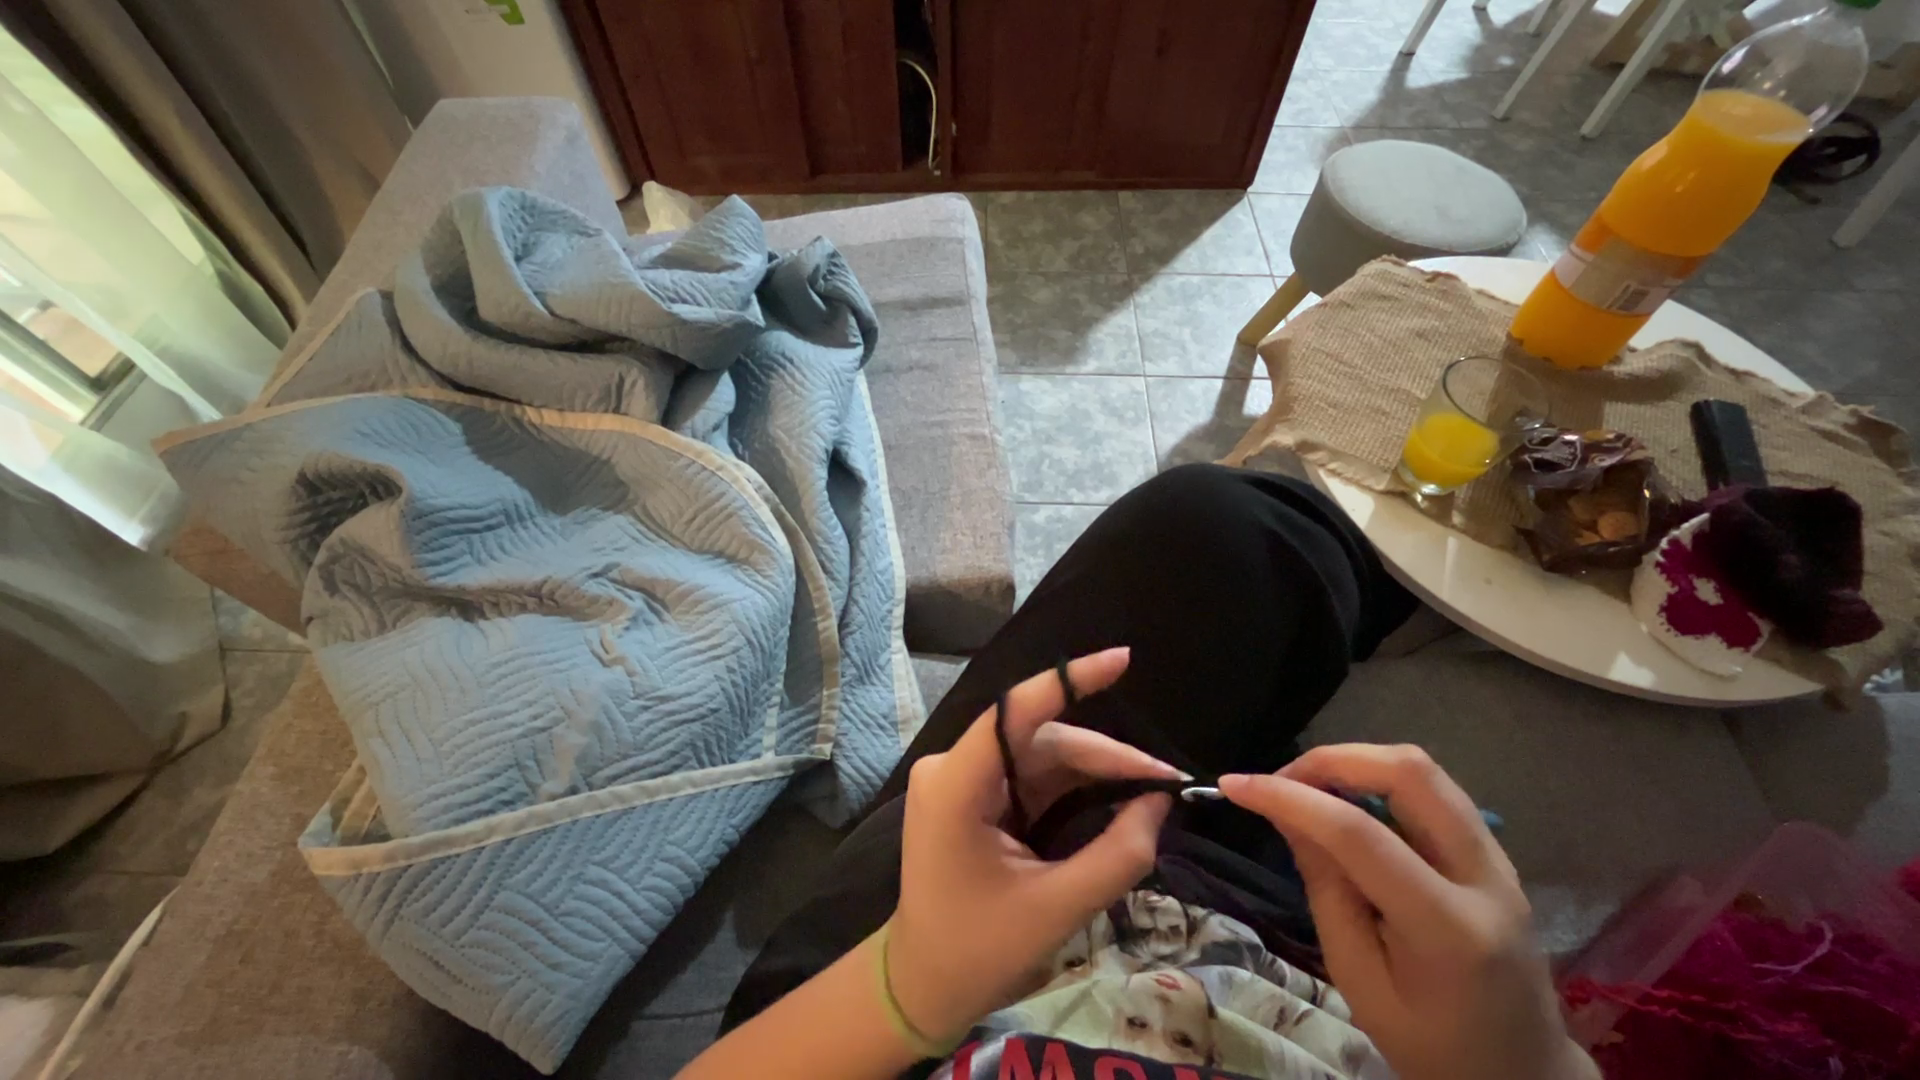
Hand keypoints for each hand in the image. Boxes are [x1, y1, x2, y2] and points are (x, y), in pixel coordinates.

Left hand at [886, 647, 1178, 1041]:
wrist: (922, 985)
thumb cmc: (979, 950)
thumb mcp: (1057, 906)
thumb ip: (1117, 854)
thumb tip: (1159, 803)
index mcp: (956, 784)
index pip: (1016, 711)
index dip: (1070, 680)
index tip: (1123, 659)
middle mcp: (953, 768)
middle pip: (1040, 739)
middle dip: (1105, 757)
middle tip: (1167, 782)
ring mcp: (961, 780)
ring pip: (1041, 756)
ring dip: (1096, 772)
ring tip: (1152, 790)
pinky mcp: (975, 797)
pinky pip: (1032, 777)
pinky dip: (1075, 787)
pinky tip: (1115, 796)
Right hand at [1219, 745, 1596, 1079]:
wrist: (1523, 1074)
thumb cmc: (1431, 1046)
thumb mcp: (1359, 980)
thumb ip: (1326, 890)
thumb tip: (1287, 815)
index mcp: (1448, 928)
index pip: (1360, 836)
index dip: (1290, 799)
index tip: (1236, 785)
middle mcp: (1485, 878)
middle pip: (1409, 773)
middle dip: (1332, 760)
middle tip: (1281, 780)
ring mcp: (1499, 860)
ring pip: (1424, 770)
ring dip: (1355, 762)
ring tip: (1307, 787)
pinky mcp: (1495, 853)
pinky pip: (1432, 790)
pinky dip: (1378, 779)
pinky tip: (1346, 803)